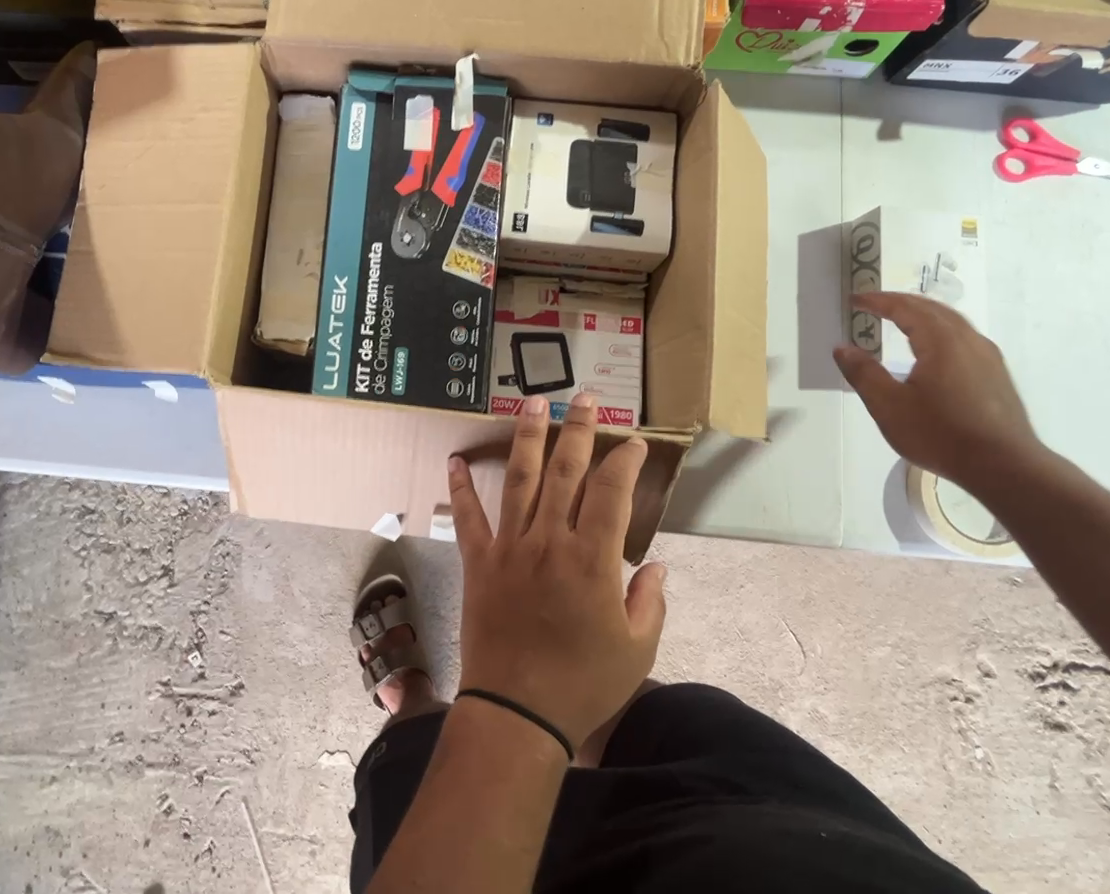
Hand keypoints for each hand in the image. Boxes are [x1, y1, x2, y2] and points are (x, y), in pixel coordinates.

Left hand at [446, 395, 666, 750]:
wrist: (517, 711)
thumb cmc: (583, 683)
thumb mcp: (636, 648)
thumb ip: (649, 601)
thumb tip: (655, 565)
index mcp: (592, 559)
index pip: (611, 492)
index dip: (624, 461)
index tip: (634, 443)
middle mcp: (549, 542)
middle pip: (566, 472)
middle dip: (578, 430)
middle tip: (586, 398)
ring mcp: (509, 549)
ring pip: (519, 480)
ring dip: (527, 439)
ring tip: (532, 403)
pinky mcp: (477, 564)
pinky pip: (468, 518)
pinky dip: (460, 487)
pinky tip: (454, 459)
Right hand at [834, 291, 1047, 488]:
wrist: (1003, 465)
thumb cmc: (940, 434)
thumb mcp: (889, 406)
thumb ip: (864, 373)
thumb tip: (842, 348)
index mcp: (942, 342)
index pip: (907, 309)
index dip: (878, 301)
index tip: (855, 300)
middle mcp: (969, 341)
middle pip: (933, 309)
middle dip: (901, 302)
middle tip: (874, 304)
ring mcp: (987, 357)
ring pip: (952, 322)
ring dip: (922, 314)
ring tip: (900, 319)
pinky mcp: (995, 374)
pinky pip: (963, 338)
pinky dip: (939, 330)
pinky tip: (931, 348)